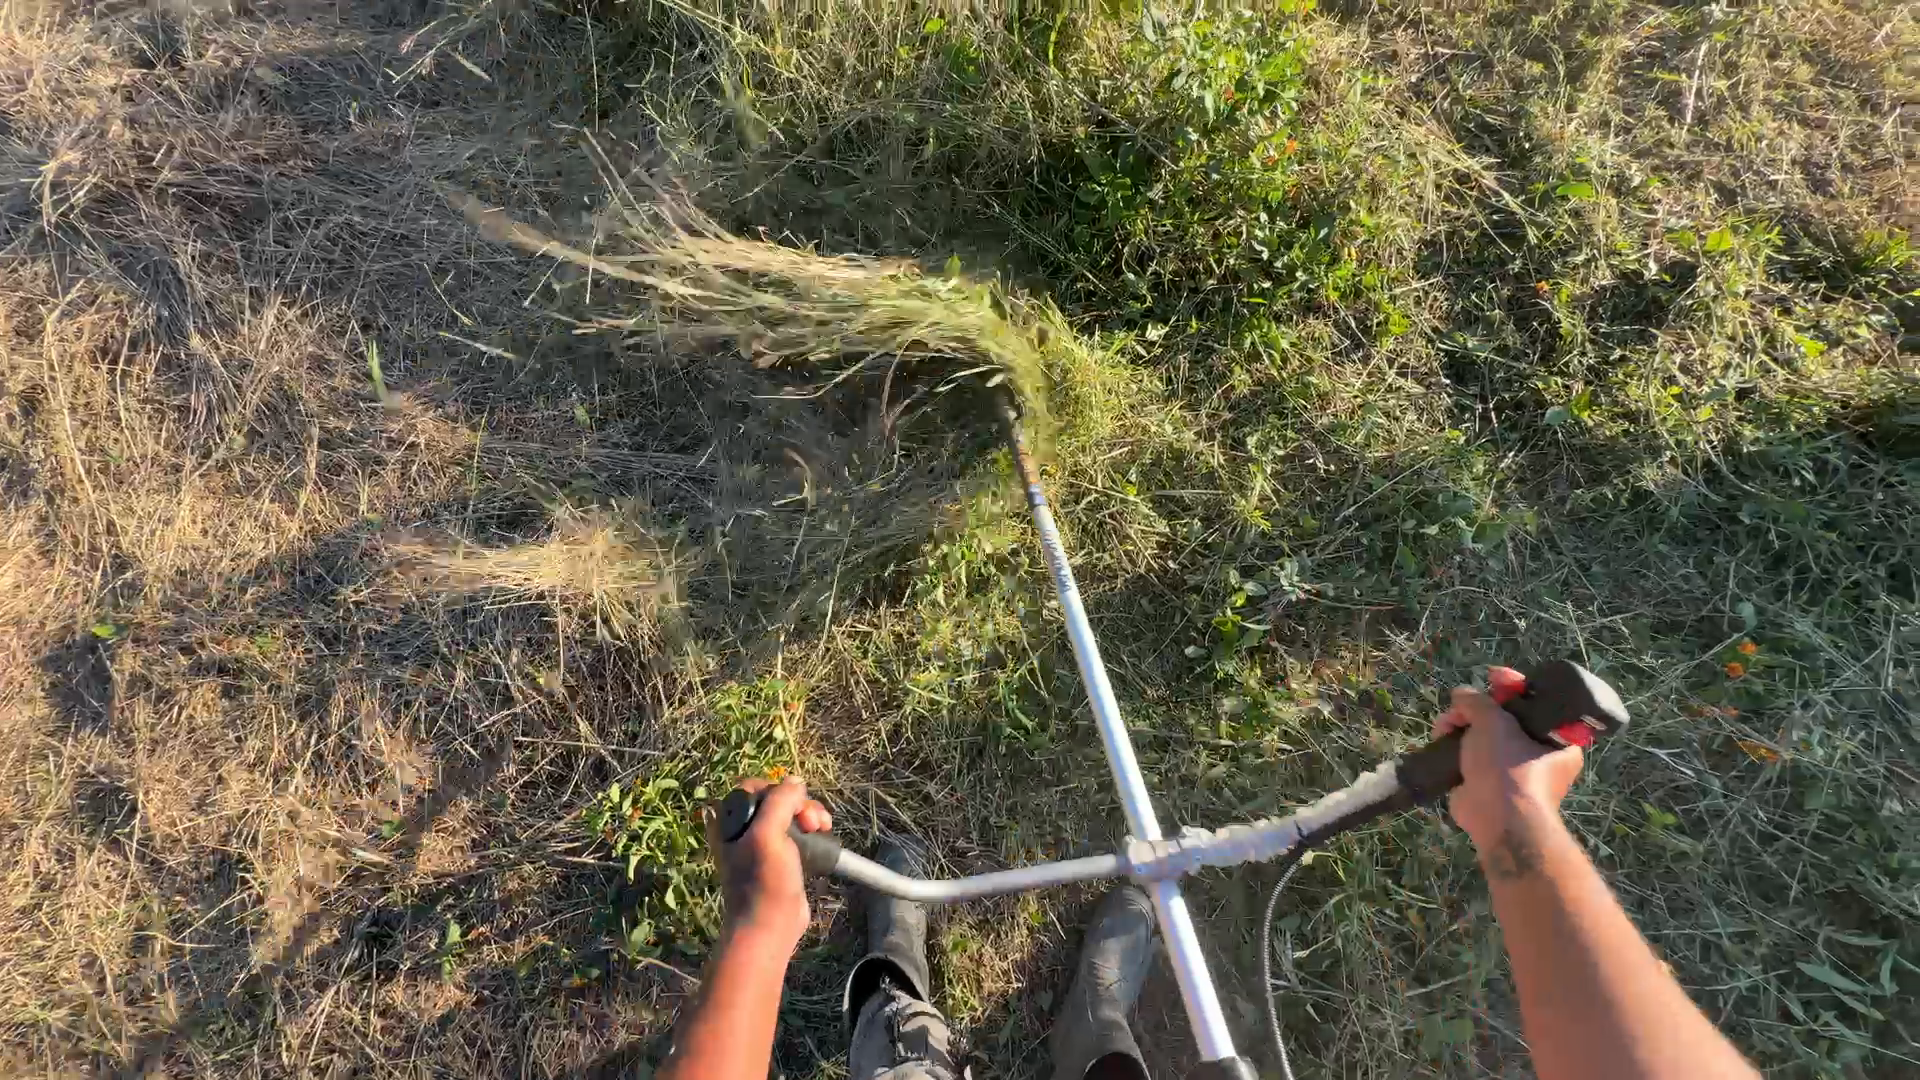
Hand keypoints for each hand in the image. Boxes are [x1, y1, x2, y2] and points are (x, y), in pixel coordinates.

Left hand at [704, 778, 831, 946]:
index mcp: (729, 822)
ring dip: (810, 813)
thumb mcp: (768, 835)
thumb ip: (780, 802)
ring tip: (823, 827)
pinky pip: (796, 830)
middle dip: (800, 804)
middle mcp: (742, 829)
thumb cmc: (763, 881)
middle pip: (776, 798)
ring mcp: (762, 843)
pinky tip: (822, 833)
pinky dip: (810, 828)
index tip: (794, 806)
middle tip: (814, 821)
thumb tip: (796, 781)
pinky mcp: (780, 856)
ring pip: (790, 813)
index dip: (777, 790)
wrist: (769, 927)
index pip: (753, 787)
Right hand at [1433, 667, 1583, 851]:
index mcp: (1557, 741)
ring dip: (1458, 724)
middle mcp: (1536, 753)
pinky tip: (1441, 740)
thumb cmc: (1508, 766)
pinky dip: (1453, 743)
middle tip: (1459, 709)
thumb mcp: (1495, 723)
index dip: (1513, 686)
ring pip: (1480, 732)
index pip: (1535, 702)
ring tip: (1444, 728)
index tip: (1492, 676)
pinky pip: (1468, 751)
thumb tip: (1461, 695)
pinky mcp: (1485, 778)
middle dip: (1474, 708)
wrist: (1496, 816)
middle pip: (1501, 716)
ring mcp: (1509, 767)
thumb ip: (1478, 701)